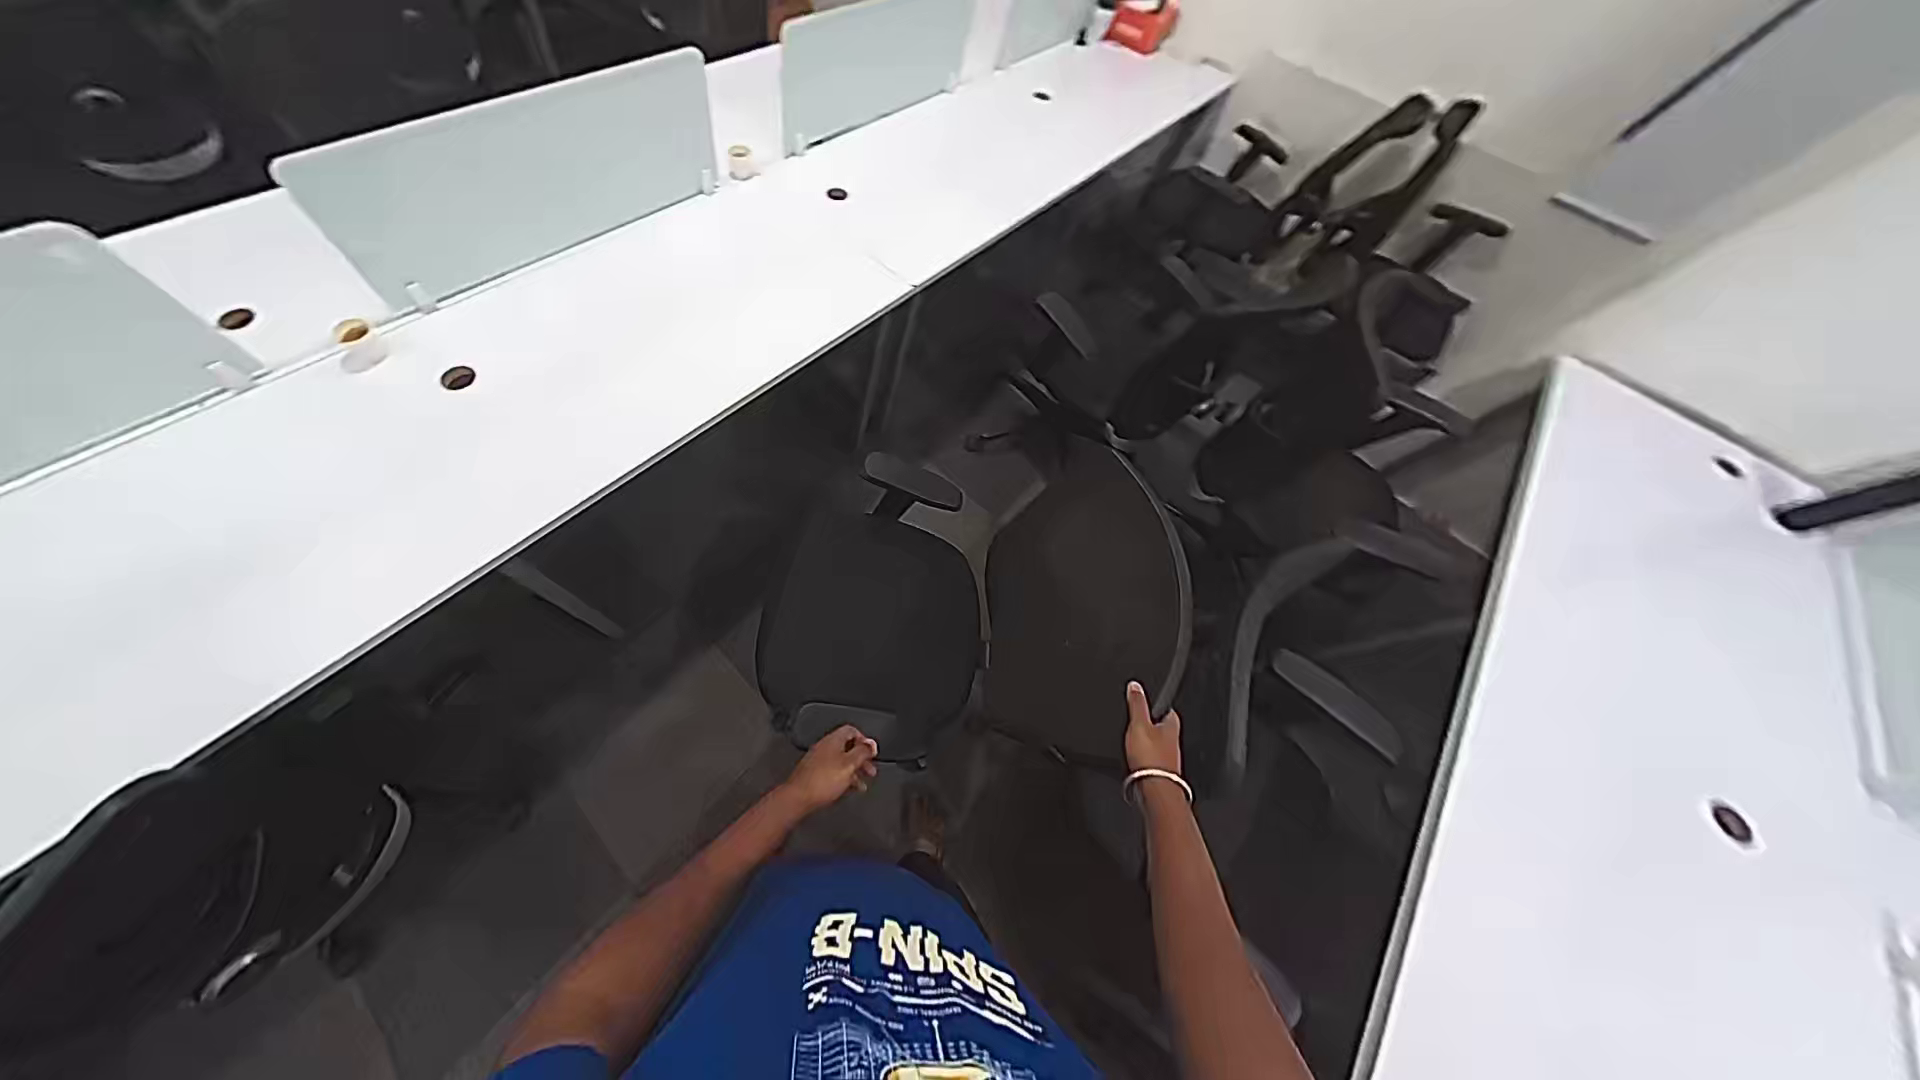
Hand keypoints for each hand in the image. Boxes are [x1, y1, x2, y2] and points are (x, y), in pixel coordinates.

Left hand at [782, 724, 879, 813]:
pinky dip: (842, 778)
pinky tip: (847, 788)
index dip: (864, 740)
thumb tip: (871, 744)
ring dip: (853, 770)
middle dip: (860, 758)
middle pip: (847, 747)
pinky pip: (832, 772)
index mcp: (833, 740)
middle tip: (869, 769)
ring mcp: (817, 760)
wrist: (798, 798)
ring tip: (862, 784)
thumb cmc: (822, 780)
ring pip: (840, 761)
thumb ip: (863, 752)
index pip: (852, 731)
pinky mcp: (813, 774)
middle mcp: (824, 747)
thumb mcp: (850, 764)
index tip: (871, 752)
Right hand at [1124, 681, 1180, 774]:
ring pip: (1160, 745)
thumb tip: (1136, 686)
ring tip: (1139, 739)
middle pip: (1165, 729)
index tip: (1156, 702)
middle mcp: (1173, 743)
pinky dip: (1147, 757)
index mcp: (1171, 727)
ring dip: (1151, 742)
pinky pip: (1153, 760)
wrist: (1155, 790)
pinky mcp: (1160, 773)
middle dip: (1156, 724)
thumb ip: (1137, 704)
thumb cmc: (1151, 758)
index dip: (1161, 706)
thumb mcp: (1139, 724)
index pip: (1169, 711)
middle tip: (1146, 720)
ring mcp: (1168, 759)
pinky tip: (1139, 759)